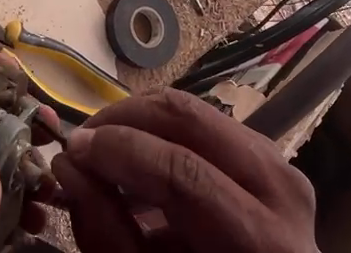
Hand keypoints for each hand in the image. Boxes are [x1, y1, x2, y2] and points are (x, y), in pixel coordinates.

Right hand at [52, 88, 318, 252]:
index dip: (119, 152)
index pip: (181, 171)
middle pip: (188, 117)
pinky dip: (162, 132)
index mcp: (260, 239)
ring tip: (104, 148)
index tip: (71, 149)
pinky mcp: (268, 155)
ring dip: (139, 121)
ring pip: (194, 110)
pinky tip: (137, 160)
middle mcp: (281, 189)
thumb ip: (108, 230)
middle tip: (83, 139)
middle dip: (123, 119)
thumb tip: (69, 164)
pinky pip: (205, 124)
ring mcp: (280, 164)